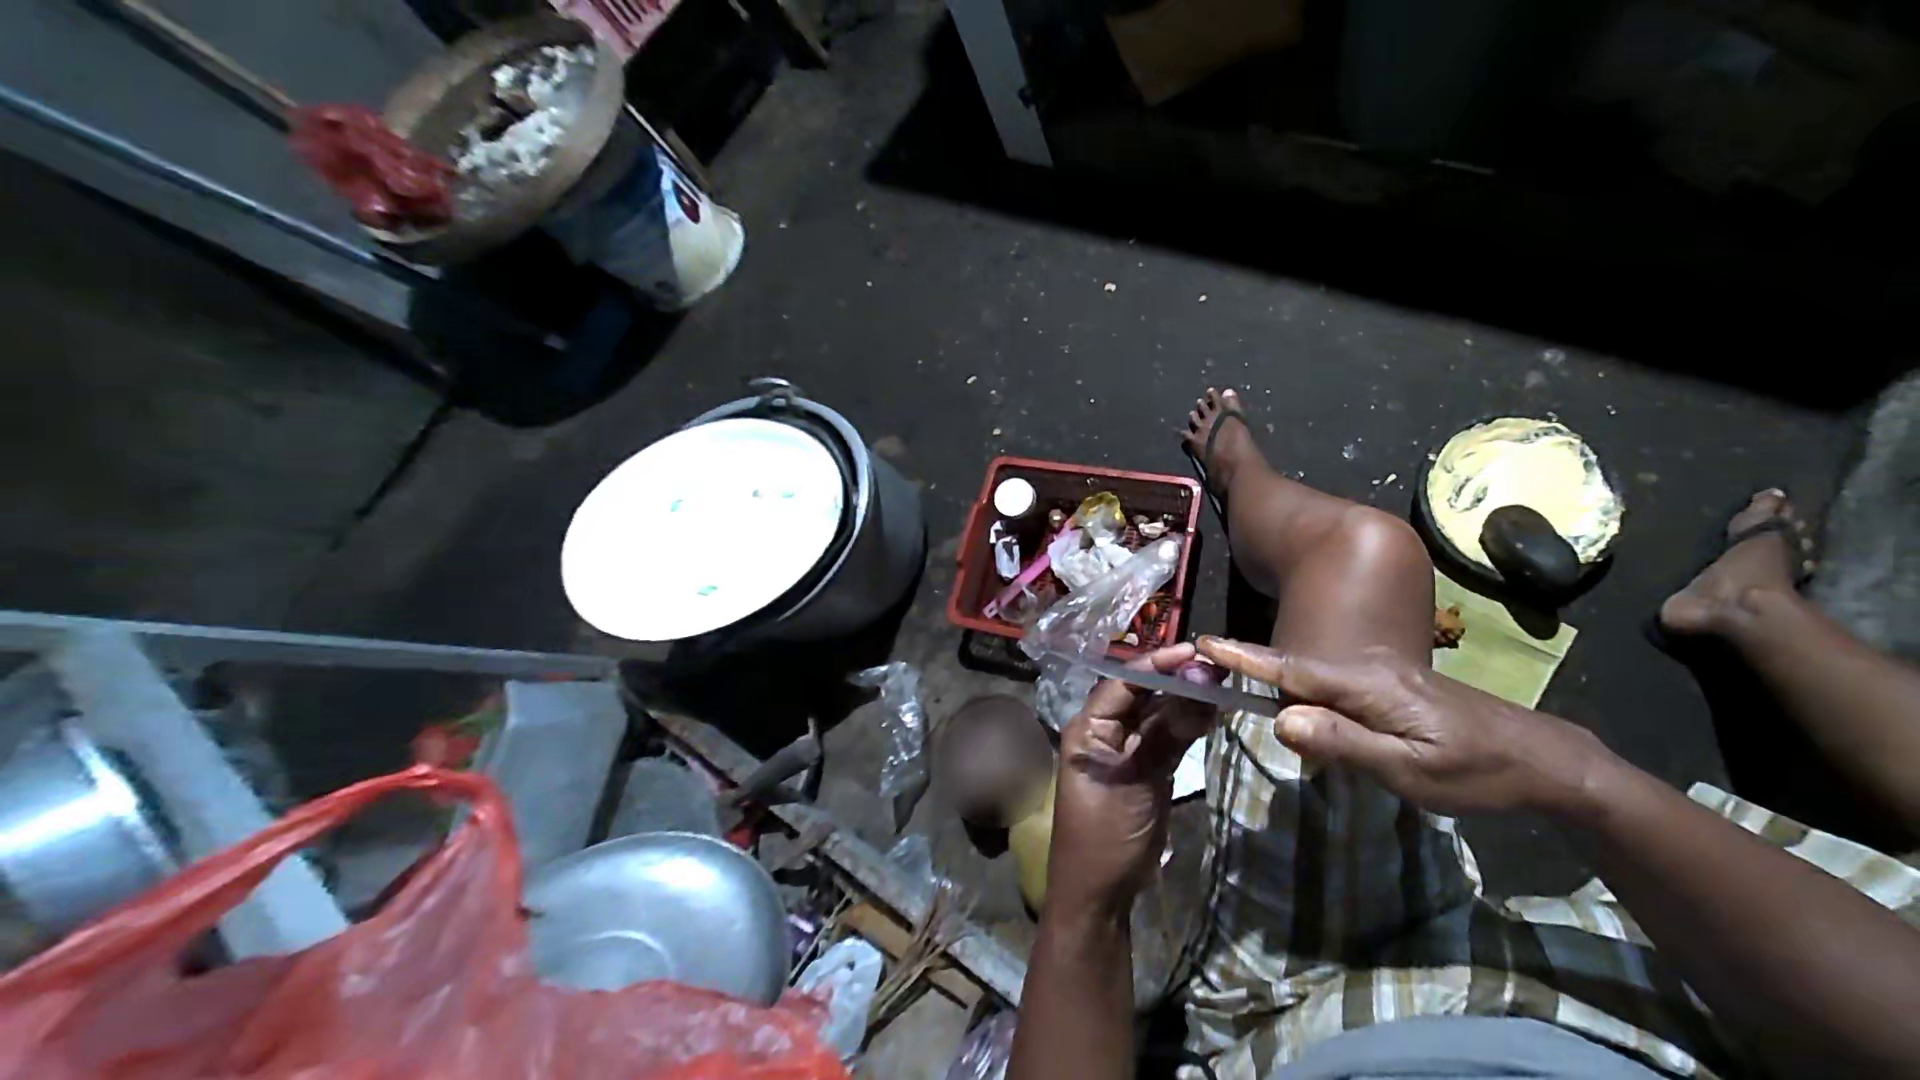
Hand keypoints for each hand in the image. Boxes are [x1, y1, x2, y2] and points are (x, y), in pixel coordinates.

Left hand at [1047, 644, 1216, 919]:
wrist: (1100, 893)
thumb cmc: (1107, 835)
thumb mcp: (1137, 783)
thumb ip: (1166, 738)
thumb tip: (1199, 693)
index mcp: (1088, 730)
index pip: (1122, 684)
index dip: (1156, 666)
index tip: (1193, 653)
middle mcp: (1103, 733)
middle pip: (1140, 696)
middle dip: (1174, 680)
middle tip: (1214, 667)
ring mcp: (1124, 752)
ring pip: (1155, 716)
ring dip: (1184, 701)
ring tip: (1219, 684)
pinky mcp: (1144, 771)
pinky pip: (1164, 739)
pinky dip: (1185, 727)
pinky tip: (1210, 713)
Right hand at [1195, 637, 1616, 817]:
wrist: (1541, 757)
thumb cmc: (1477, 772)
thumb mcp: (1411, 770)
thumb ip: (1345, 742)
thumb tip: (1281, 719)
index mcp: (1367, 688)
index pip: (1292, 671)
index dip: (1245, 658)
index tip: (1203, 643)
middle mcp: (1365, 672)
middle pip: (1293, 667)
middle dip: (1245, 659)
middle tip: (1202, 658)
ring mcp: (1376, 677)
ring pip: (1311, 674)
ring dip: (1268, 671)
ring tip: (1229, 671)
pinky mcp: (1385, 688)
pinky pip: (1329, 684)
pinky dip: (1298, 685)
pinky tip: (1291, 698)